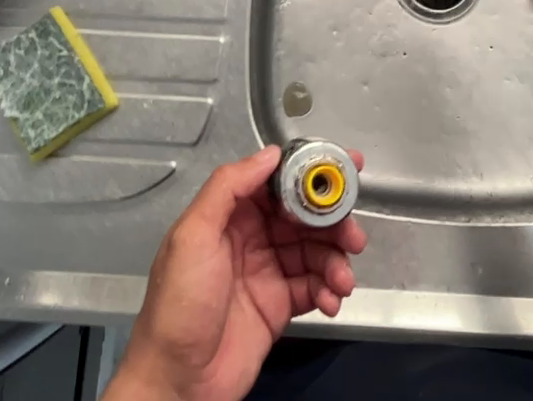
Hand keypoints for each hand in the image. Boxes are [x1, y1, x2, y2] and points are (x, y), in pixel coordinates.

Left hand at [107, 146, 367, 400]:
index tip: (345, 167)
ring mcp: (267, 272)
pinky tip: (331, 300)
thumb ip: (229, 187)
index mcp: (230, 214)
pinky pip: (314, 287)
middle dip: (333, 221)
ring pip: (315, 251)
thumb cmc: (180, 303)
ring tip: (343, 279)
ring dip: (336, 260)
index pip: (277, 183)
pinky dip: (329, 290)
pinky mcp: (280, 306)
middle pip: (303, 216)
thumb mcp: (194, 235)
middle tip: (354, 234)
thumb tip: (270, 154)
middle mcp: (251, 237)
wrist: (178, 382)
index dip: (310, 173)